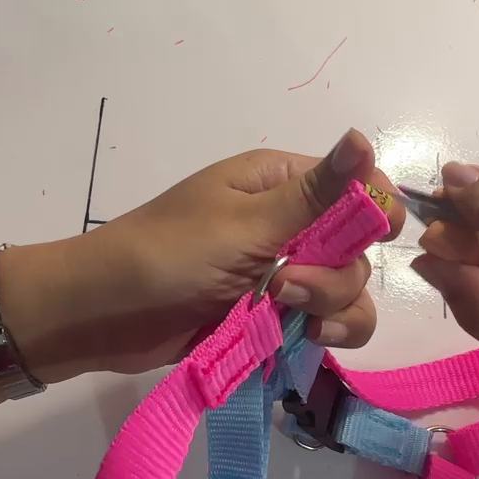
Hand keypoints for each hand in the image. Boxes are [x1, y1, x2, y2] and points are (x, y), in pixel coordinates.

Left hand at [0, 129, 404, 379]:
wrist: (105, 314)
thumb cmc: (167, 254)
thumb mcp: (244, 221)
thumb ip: (314, 194)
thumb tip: (363, 136)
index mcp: (282, 185)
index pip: (359, 191)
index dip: (373, 216)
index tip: (367, 241)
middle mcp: (290, 227)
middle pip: (357, 252)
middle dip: (336, 276)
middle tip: (285, 286)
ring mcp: (283, 276)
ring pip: (348, 294)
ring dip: (333, 309)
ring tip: (288, 319)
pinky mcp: (274, 319)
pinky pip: (325, 326)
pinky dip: (324, 335)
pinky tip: (304, 342)